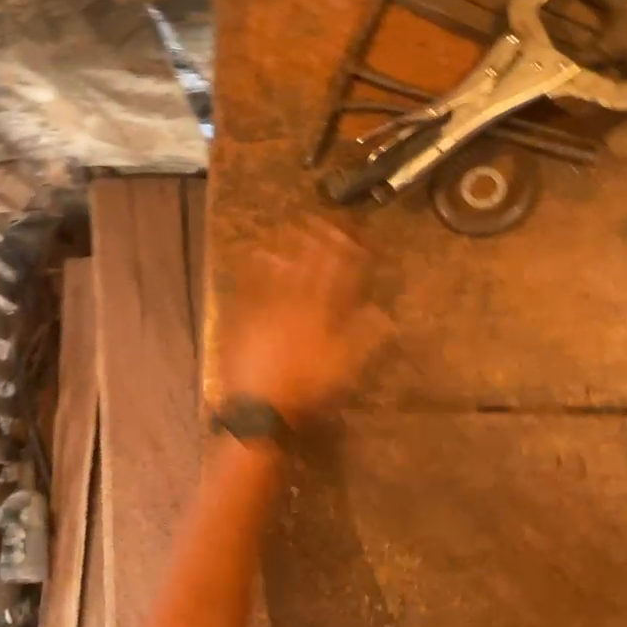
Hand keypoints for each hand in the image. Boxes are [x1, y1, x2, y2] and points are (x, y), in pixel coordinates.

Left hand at [222, 221, 392, 424]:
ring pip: (278, 270)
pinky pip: (249, 286)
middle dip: (317, 241)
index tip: (354, 232)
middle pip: (307, 266)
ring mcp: (264, 309)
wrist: (257, 408)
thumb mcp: (343, 368)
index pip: (338, 276)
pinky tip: (257, 254)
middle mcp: (293, 303)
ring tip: (292, 226)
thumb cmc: (305, 391)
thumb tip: (384, 313)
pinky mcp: (242, 319)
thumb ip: (364, 338)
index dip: (347, 252)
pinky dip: (255, 268)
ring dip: (288, 247)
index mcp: (321, 314)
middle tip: (321, 218)